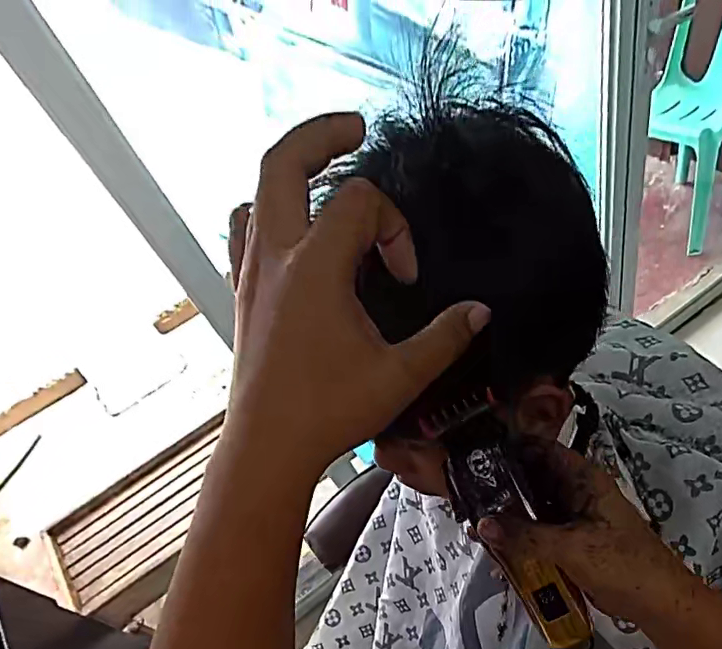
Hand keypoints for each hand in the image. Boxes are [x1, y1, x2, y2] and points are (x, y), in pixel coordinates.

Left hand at [223, 112, 488, 483]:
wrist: (270, 446)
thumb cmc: (328, 411)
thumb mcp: (401, 376)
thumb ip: (444, 337)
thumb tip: (477, 312)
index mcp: (316, 267)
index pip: (359, 202)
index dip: (395, 228)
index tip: (406, 276)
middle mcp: (276, 258)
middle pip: (284, 162)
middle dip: (322, 136)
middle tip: (355, 129)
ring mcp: (252, 275)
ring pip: (257, 194)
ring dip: (290, 177)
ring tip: (323, 184)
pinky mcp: (244, 297)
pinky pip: (246, 235)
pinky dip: (269, 218)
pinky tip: (293, 240)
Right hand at [472, 440, 700, 625]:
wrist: (657, 602)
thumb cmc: (623, 566)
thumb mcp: (571, 548)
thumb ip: (525, 536)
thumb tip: (482, 524)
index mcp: (586, 481)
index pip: (544, 451)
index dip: (513, 449)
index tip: (477, 455)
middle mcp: (580, 494)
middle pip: (535, 480)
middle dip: (505, 488)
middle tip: (467, 494)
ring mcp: (577, 519)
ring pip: (536, 509)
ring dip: (511, 517)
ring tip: (474, 520)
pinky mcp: (574, 543)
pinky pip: (541, 533)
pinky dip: (522, 538)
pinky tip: (497, 546)